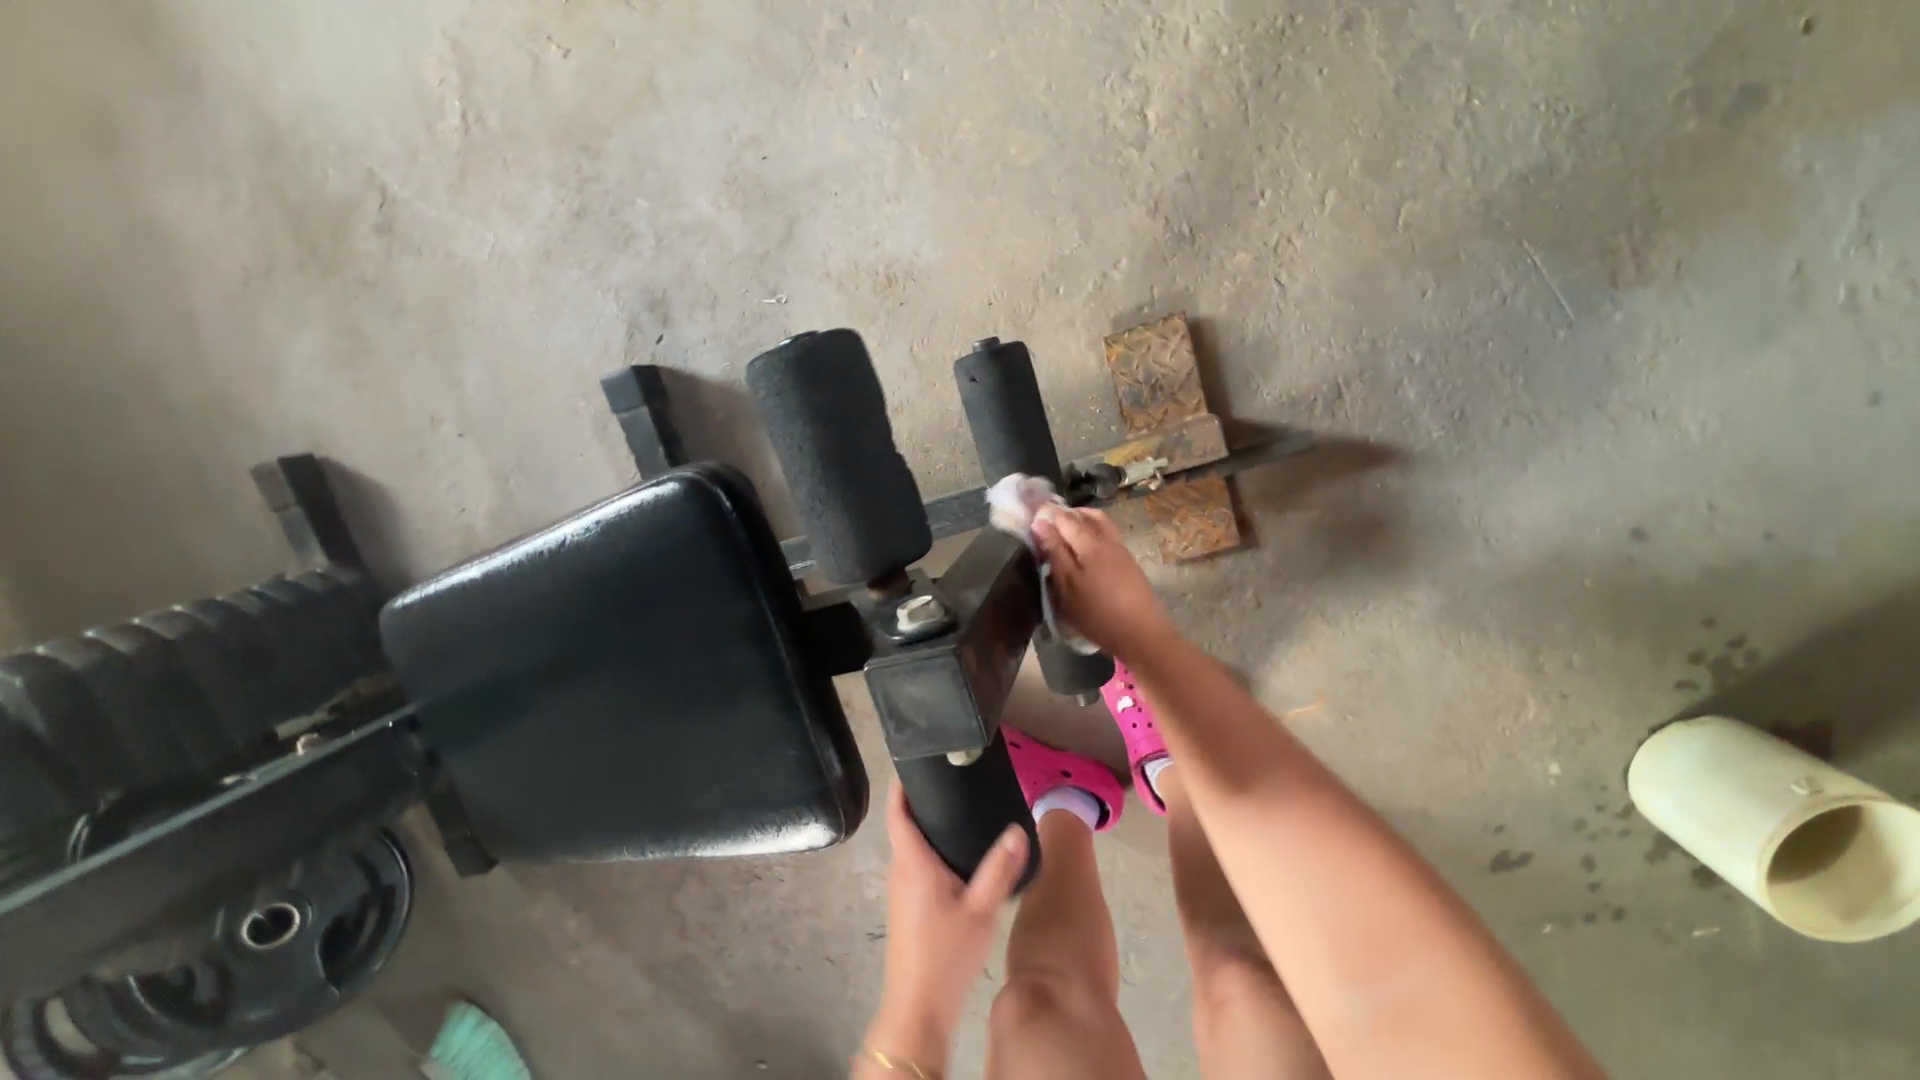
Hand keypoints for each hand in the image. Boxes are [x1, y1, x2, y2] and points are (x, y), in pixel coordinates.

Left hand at [867, 784, 1028, 1065]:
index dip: (900, 784)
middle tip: (954, 776)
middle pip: (905, 824)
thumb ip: (999, 868)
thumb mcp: (981, 909)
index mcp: (912, 863)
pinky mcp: (909, 907)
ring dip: (930, 826)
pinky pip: (919, 864)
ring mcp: (902, 890)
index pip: (897, 812)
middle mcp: (901, 871)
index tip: (914, 758)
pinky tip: (962, 853)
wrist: (919, 1006)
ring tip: (963, 807)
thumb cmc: (946, 954)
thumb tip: (1017, 828)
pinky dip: (935, 849)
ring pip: (913, 846)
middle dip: (924, 799)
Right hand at [1031, 506, 1174, 656]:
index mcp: (1089, 543)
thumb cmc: (1096, 613)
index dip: (1046, 514)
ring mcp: (1121, 549)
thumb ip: (1054, 553)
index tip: (1031, 518)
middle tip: (1047, 524)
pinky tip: (1084, 548)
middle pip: (1085, 515)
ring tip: (1064, 533)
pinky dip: (1093, 531)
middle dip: (1065, 514)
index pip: (1064, 517)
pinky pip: (1108, 534)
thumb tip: (1040, 523)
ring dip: (1081, 520)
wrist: (1141, 632)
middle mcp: (1107, 539)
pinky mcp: (1128, 561)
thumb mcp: (1067, 587)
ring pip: (1099, 522)